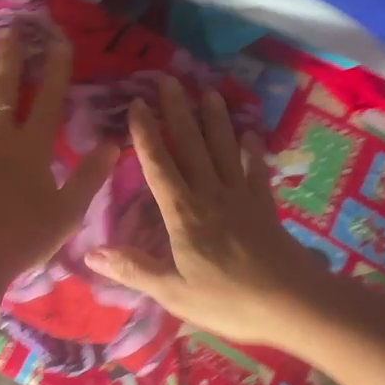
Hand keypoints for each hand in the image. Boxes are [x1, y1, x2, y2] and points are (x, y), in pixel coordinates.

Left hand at [0, 29, 118, 294]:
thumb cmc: (25, 237)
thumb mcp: (68, 211)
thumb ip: (89, 177)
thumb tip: (113, 145)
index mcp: (31, 149)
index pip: (48, 102)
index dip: (55, 72)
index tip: (58, 43)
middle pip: (0, 95)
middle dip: (4, 63)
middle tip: (3, 33)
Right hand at [86, 77, 325, 345]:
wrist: (295, 304)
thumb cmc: (229, 301)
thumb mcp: (174, 293)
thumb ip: (134, 269)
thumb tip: (89, 253)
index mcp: (184, 214)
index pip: (159, 166)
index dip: (146, 134)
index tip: (137, 103)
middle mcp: (211, 195)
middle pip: (192, 146)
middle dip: (178, 111)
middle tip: (168, 79)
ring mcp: (242, 198)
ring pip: (225, 150)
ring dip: (215, 120)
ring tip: (209, 91)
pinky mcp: (265, 208)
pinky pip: (257, 172)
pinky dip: (253, 152)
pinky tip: (251, 136)